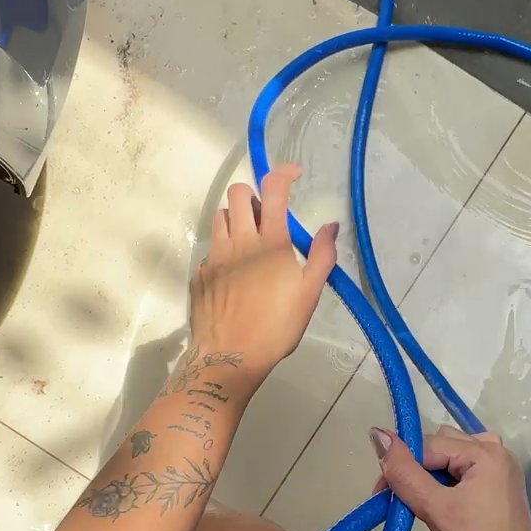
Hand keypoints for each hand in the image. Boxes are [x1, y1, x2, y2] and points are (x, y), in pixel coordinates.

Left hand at [190, 165, 337, 378]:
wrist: (230, 357)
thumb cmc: (277, 326)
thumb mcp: (310, 293)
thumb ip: (322, 255)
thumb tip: (330, 225)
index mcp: (271, 242)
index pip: (274, 190)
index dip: (284, 173)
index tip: (294, 173)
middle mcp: (239, 241)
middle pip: (238, 194)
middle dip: (255, 195)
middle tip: (268, 217)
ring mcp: (215, 256)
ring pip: (220, 217)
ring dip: (237, 219)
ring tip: (250, 241)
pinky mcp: (201, 274)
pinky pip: (212, 249)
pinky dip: (225, 250)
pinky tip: (236, 274)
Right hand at [372, 425, 530, 530]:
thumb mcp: (437, 510)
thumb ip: (405, 473)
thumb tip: (378, 434)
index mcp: (487, 453)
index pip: (429, 445)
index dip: (401, 465)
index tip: (381, 494)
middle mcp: (497, 452)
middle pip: (440, 446)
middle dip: (415, 469)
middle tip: (402, 501)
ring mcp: (499, 469)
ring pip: (449, 458)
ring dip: (429, 475)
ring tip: (422, 504)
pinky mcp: (497, 486)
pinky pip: (462, 471)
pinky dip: (445, 482)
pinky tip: (439, 503)